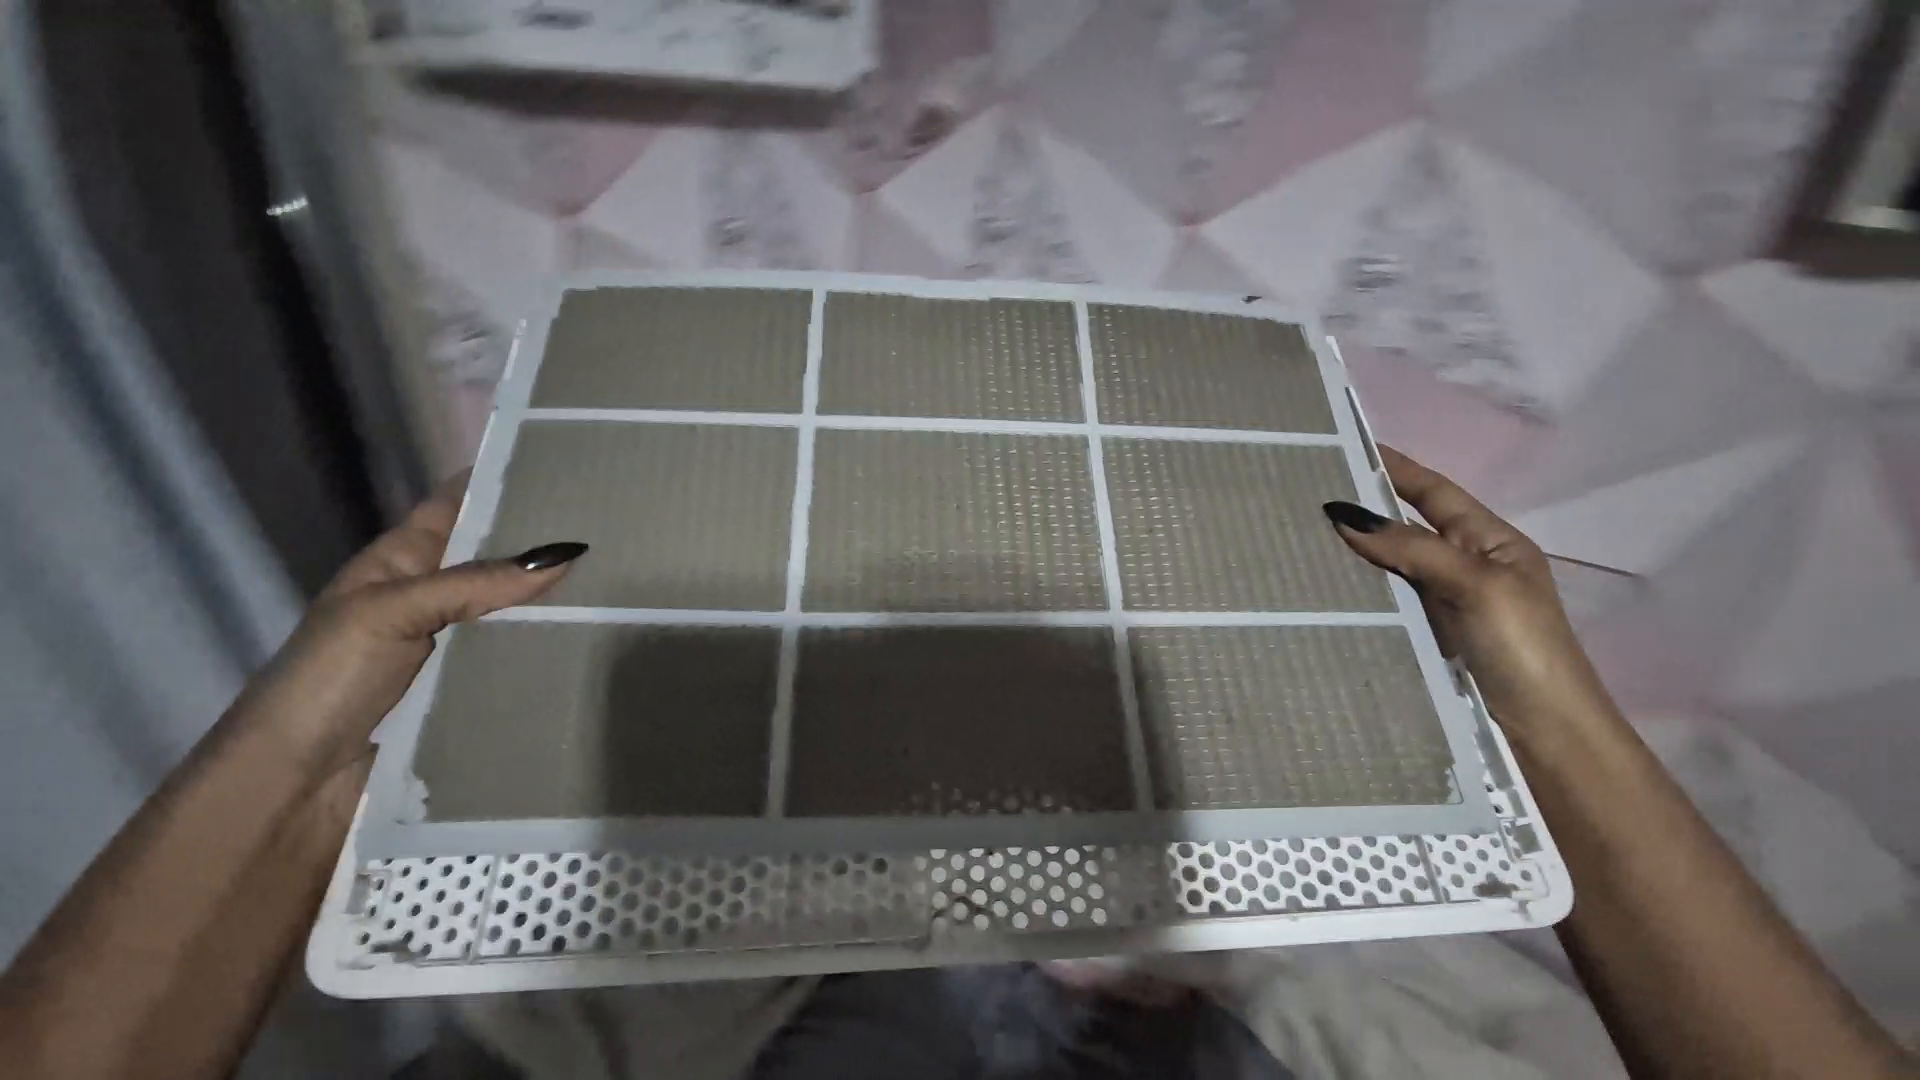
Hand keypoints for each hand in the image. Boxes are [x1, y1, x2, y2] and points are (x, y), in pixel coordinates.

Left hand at [226, 472, 585, 777]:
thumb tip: (565, 554)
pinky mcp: (477, 687)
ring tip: (626, 573)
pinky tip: (602, 633)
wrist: (299, 783)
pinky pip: (522, 655)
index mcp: (402, 560)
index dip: (501, 480)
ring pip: (518, 606)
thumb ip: (473, 581)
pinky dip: (556, 645)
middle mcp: (435, 594)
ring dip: (561, 596)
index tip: (563, 463)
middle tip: (617, 521)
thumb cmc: (329, 679)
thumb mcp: (389, 612)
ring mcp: (458, 643)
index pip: (458, 503)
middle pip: (498, 555)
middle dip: (547, 539)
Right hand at [1322, 446, 1615, 744]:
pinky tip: (1318, 586)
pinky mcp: (1423, 636)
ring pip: (1387, 564)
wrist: (1544, 732)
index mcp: (1490, 541)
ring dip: (1351, 550)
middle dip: (1362, 507)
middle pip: (1405, 525)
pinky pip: (1381, 600)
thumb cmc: (1521, 647)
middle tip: (1304, 493)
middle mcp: (1463, 564)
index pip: (1434, 490)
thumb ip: (1412, 547)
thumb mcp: (1476, 584)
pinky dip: (1352, 589)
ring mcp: (1441, 602)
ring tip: (1297, 535)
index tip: (1346, 446)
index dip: (1395, 467)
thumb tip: (1343, 514)